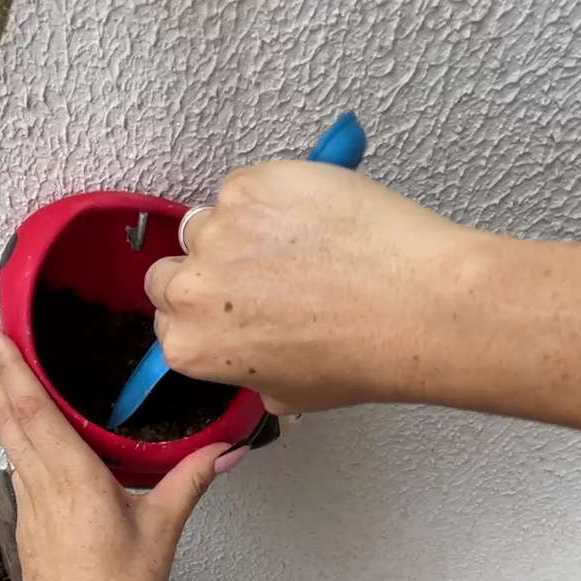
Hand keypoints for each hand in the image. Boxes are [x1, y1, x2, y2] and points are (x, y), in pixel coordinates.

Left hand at [0, 323, 240, 580]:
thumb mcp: (162, 535)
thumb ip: (190, 482)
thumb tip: (229, 448)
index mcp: (75, 482)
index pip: (35, 413)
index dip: (14, 370)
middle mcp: (42, 488)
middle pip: (9, 420)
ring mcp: (28, 507)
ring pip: (7, 443)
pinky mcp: (27, 525)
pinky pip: (16, 468)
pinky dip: (13, 437)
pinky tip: (22, 431)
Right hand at [143, 160, 487, 412]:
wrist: (413, 307)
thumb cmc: (357, 358)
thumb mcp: (284, 394)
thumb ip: (242, 370)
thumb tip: (251, 354)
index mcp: (188, 347)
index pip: (167, 319)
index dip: (199, 312)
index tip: (225, 306)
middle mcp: (189, 291)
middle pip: (168, 271)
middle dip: (202, 272)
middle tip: (252, 274)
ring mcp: (216, 233)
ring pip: (207, 224)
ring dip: (236, 232)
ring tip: (291, 242)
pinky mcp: (250, 186)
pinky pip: (242, 187)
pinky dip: (268, 196)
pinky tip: (308, 217)